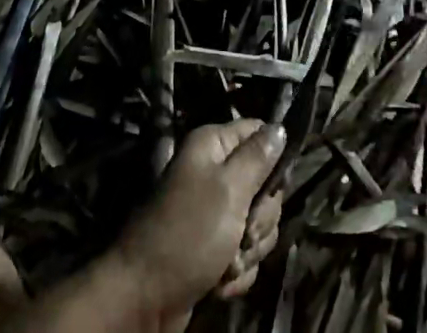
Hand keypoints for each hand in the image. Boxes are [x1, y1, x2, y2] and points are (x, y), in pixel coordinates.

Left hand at [113, 119, 286, 328]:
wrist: (145, 298)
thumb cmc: (188, 233)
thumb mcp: (229, 190)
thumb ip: (258, 157)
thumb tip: (280, 128)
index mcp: (213, 146)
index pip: (260, 133)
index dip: (274, 159)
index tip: (272, 186)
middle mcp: (215, 172)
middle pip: (266, 184)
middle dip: (261, 217)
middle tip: (244, 231)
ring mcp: (215, 212)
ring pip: (259, 223)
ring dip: (250, 249)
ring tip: (227, 262)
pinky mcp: (216, 247)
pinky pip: (246, 252)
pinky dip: (237, 270)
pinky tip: (220, 281)